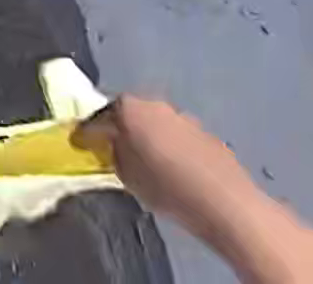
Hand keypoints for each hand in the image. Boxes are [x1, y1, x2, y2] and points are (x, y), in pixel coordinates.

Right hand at [75, 96, 257, 230]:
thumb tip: (113, 147)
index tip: (82, 144)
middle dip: (124, 129)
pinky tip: (178, 172)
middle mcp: (155, 104)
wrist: (230, 207)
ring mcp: (187, 120)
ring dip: (152, 139)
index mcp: (127, 105)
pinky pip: (183, 142)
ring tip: (151, 164)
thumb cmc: (166, 185)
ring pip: (159, 127)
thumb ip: (112, 153)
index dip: (89, 132)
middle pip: (131, 115)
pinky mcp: (213, 141)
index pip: (98, 116)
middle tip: (117, 150)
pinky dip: (176, 151)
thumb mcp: (124, 172)